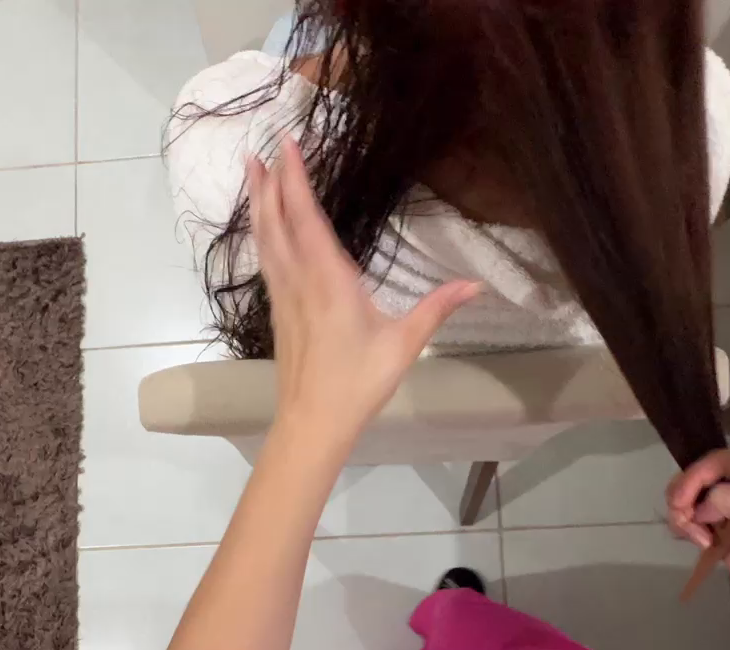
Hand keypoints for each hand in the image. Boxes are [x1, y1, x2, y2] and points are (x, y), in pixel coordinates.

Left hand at [246, 137, 481, 447]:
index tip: (288, 145)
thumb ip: (437, 310)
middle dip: (268, 185)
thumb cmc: (357, 385)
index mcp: (329, 282)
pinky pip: (267, 265)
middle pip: (276, 225)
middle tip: (257, 150)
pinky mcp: (279, 315)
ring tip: (252, 176)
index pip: (307, 220)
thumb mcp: (404, 346)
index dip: (296, 181)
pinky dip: (262, 238)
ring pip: (265, 244)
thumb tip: (476, 285)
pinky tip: (264, 233)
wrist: (312, 424)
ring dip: (259, 208)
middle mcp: (300, 283)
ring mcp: (284, 299)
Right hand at [666, 449, 729, 626]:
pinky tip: (699, 544)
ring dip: (683, 515)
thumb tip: (700, 508)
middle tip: (682, 518)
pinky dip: (686, 528)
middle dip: (685, 495)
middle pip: (702, 475)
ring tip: (695, 539)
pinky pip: (692, 518)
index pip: (724, 457)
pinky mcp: (722, 529)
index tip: (685, 498)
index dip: (699, 473)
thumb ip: (729, 496)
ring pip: (692, 496)